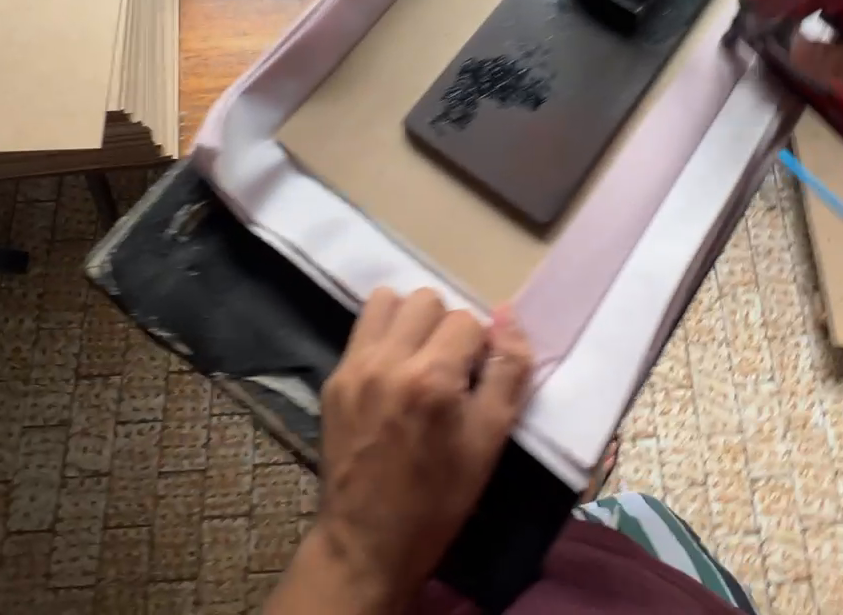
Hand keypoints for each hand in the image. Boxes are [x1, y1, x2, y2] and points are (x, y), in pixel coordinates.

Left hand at [276, 288, 533, 613]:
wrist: (368, 542)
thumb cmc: (440, 496)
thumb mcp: (491, 439)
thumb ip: (508, 369)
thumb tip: (507, 312)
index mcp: (432, 379)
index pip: (468, 321)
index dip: (479, 348)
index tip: (474, 380)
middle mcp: (389, 362)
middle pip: (427, 299)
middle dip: (445, 327)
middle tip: (448, 368)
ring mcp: (354, 368)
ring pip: (389, 301)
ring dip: (410, 321)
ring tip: (417, 359)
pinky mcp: (333, 379)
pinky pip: (363, 328)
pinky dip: (384, 338)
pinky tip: (391, 374)